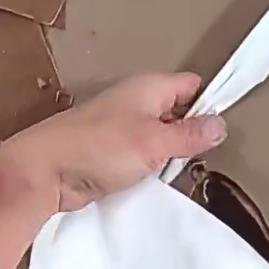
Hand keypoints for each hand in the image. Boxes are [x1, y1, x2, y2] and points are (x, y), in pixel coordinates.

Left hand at [0, 72, 227, 212]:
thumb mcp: (154, 142)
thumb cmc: (96, 147)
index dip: (209, 103)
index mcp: (148, 88)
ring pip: (158, 138)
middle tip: (201, 157)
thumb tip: (220, 125)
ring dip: (168, 155)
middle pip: (176, 113)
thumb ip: (189, 135)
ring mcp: (119, 129)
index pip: (190, 86)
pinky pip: (139, 157)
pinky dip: (148, 168)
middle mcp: (134, 103)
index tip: (223, 128)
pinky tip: (152, 181)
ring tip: (176, 172)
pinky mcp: (108, 154)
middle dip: (190, 134)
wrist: (45, 172)